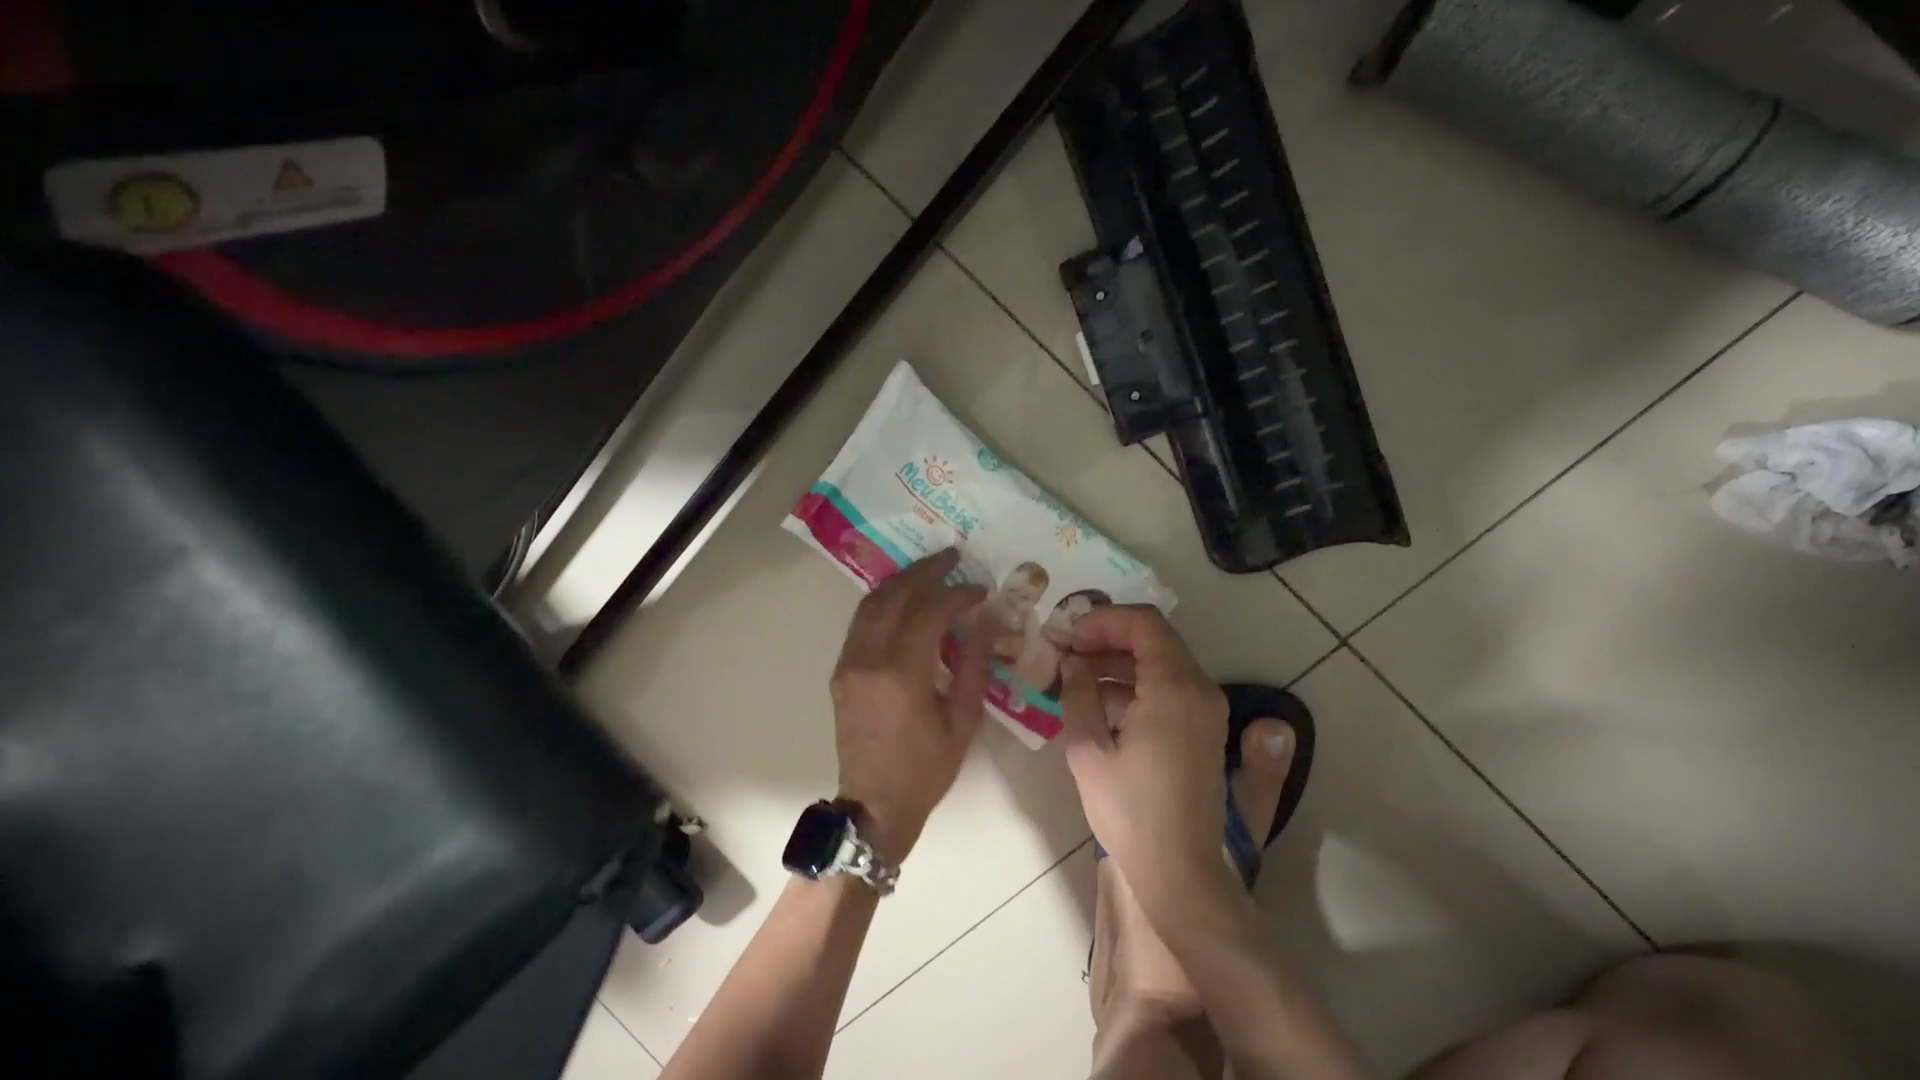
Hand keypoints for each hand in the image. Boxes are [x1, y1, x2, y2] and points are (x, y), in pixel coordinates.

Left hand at [830, 548, 992, 863]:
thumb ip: (975, 663)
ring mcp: (849, 662)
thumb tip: (988, 616)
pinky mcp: (841, 671)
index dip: (957, 593)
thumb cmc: (927, 769)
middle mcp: (869, 658)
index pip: (930, 611)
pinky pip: (861, 622)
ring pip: (872, 603)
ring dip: (902, 581)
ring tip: (930, 570)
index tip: (980, 588)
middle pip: (896, 595)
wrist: (874, 806)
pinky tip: (905, 599)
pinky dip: (884, 602)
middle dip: (926, 571)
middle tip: (953, 556)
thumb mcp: (964, 720)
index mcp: (902, 673)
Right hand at [1058, 605, 1233, 910]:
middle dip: (1108, 637)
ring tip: (1075, 675)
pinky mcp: (1204, 730)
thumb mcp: (1088, 750)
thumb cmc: (1129, 811)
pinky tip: (1100, 701)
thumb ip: (1077, 695)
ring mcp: (1207, 710)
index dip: (1101, 620)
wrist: (1179, 869)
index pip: (1143, 624)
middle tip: (1065, 651)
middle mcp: (1200, 689)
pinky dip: (1137, 683)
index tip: (1067, 636)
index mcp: (1174, 688)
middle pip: (1155, 639)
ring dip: (1120, 661)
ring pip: (1163, 662)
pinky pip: (1171, 688)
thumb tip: (1073, 663)